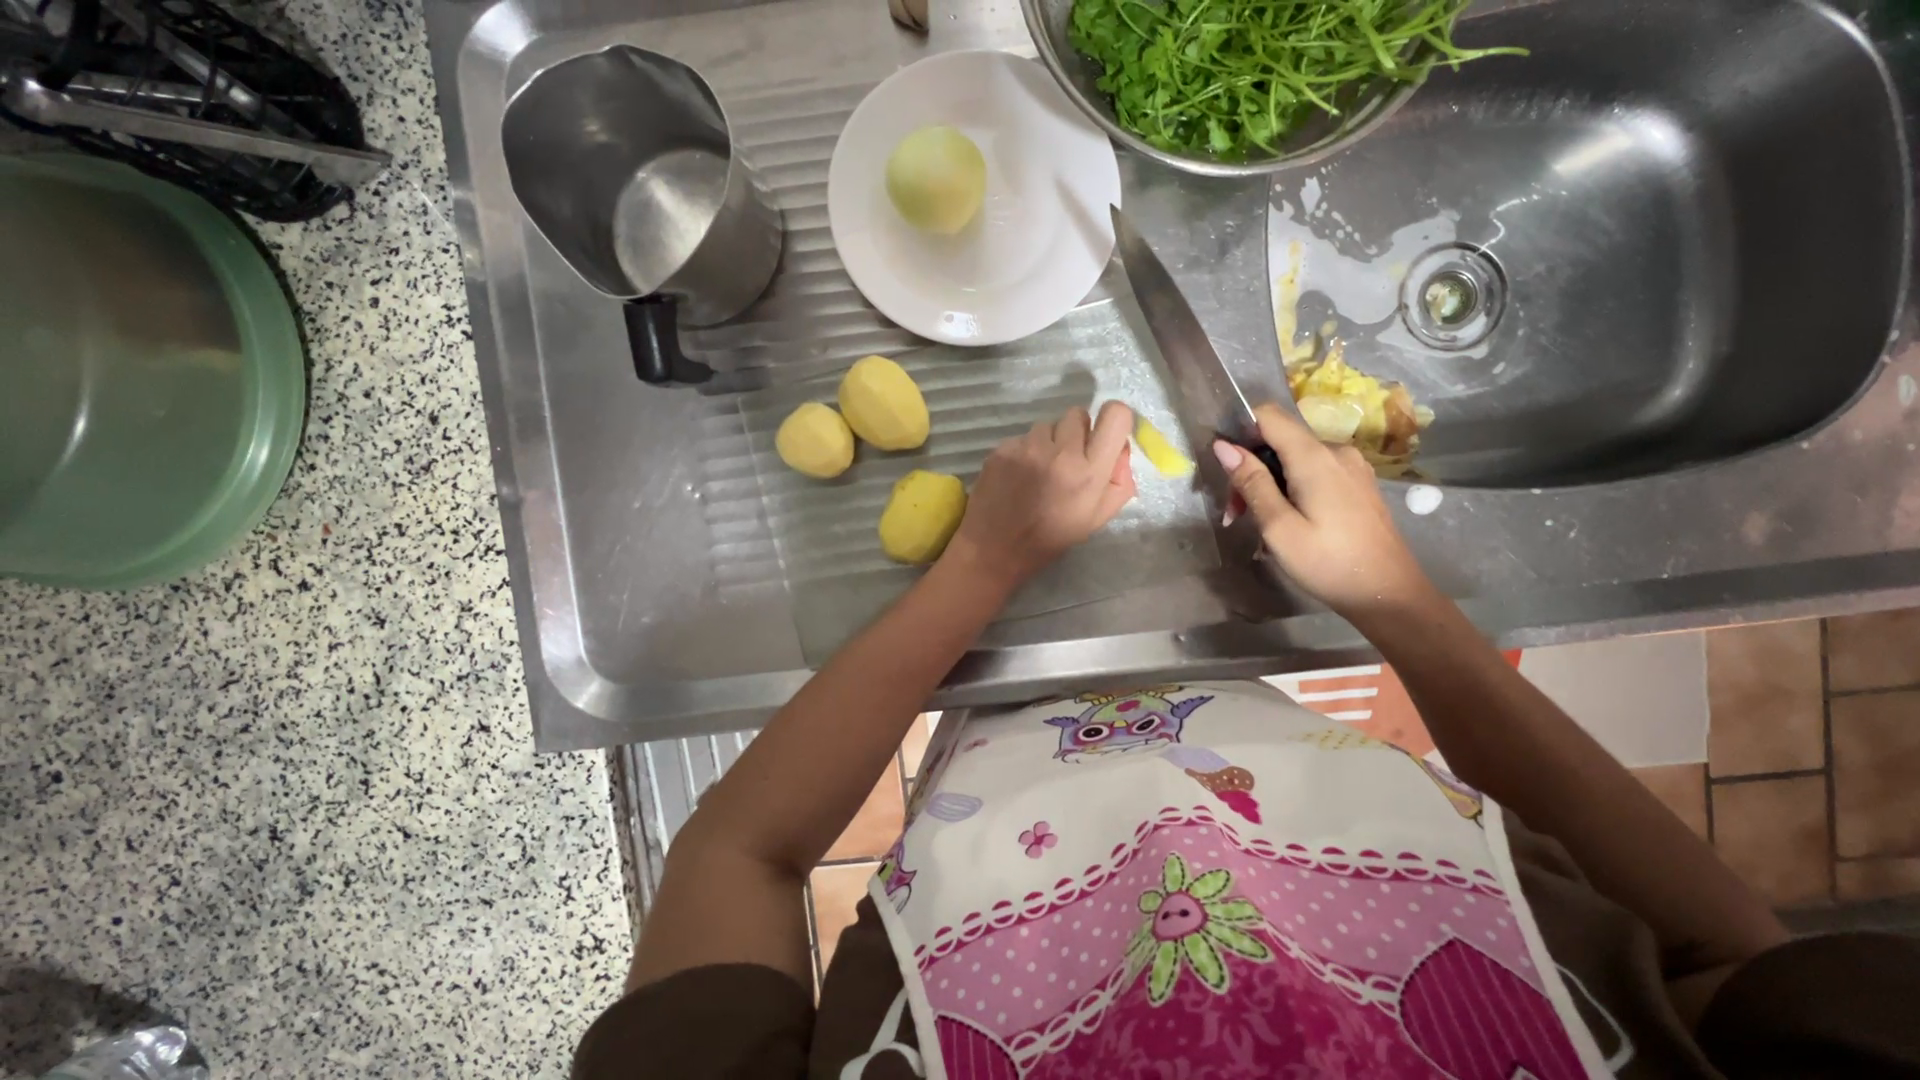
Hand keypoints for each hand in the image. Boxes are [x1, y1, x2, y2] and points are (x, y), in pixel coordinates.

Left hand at [945, 401, 1136, 587]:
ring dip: (1048, 442)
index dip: (1113, 420)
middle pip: (1078, 414)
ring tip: (1039, 472)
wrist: (994, 549)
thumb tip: (1121, 449)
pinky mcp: (1002, 448)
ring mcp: (1028, 448)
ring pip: (1047, 425)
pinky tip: (1017, 477)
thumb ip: (1119, 481)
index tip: (1104, 436)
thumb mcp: (1097, 518)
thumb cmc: (1050, 539)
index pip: (1115, 415)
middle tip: (1068, 460)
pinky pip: (1022, 438)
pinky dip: (1024, 452)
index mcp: (1090, 473)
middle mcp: (1061, 453)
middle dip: (1077, 433)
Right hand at [1212, 404, 1435, 620]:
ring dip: (1272, 485)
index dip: (1241, 432)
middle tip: (1237, 515)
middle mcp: (1336, 451)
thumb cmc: (1328, 563)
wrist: (1388, 594)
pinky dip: (1295, 490)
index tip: (1227, 468)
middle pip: (1281, 441)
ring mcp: (1353, 467)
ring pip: (1297, 460)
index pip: (1269, 415)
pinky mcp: (1359, 484)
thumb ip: (1252, 483)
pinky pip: (1317, 473)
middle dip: (1253, 470)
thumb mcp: (1278, 528)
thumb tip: (1224, 446)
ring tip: (1263, 527)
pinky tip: (1292, 524)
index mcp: (1314, 456)